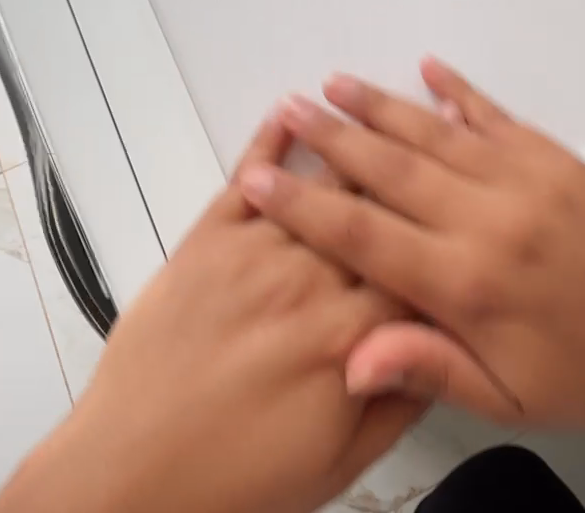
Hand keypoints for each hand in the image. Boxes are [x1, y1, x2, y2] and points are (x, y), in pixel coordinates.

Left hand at [0, 115, 424, 512]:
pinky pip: (245, 177)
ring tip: (370, 108)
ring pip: (319, 187)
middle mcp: (307, 281)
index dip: (437, 243)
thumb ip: (398, 401)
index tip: (450, 218)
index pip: (415, 271)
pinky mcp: (206, 241)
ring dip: (347, 143)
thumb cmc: (236, 477)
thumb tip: (437, 352)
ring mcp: (254, 253)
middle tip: (424, 146)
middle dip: (403, 179)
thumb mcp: (338, 464)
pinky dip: (269, 142)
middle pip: (374, 215)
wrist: (134, 475)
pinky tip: (290, 113)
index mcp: (348, 337)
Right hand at [236, 59, 584, 479]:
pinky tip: (430, 69)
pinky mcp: (560, 161)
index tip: (260, 178)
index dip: (302, 205)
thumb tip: (352, 358)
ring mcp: (527, 182)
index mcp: (468, 286)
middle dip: (330, 137)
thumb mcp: (506, 400)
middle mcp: (491, 222)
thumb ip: (426, 366)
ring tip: (337, 83)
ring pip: (435, 133)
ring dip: (381, 106)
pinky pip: (498, 117)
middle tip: (290, 107)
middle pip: (389, 168)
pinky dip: (461, 91)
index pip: (361, 236)